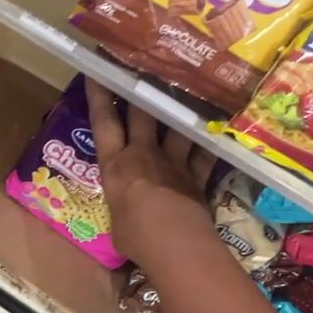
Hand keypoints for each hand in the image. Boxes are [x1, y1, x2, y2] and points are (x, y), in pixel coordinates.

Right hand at [84, 77, 218, 267]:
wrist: (175, 245)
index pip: (103, 124)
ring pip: (175, 126)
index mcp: (114, 166)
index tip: (98, 72)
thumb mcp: (116, 221)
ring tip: (182, 87)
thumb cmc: (134, 237)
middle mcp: (142, 156)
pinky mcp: (197, 175)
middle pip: (140, 115)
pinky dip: (207, 140)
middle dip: (139, 91)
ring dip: (178, 108)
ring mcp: (173, 163)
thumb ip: (122, 206)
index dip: (99, 97)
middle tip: (141, 67)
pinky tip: (214, 126)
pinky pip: (203, 152)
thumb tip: (127, 214)